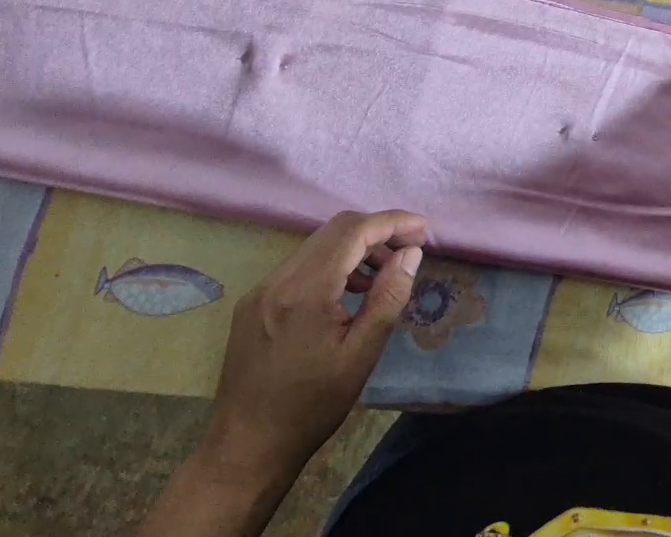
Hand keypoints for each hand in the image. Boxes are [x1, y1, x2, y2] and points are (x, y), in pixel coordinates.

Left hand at [198, 209, 428, 483]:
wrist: (246, 449)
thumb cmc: (311, 406)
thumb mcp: (361, 355)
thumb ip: (388, 297)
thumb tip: (411, 254)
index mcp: (304, 292)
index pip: (353, 232)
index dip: (393, 222)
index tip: (424, 229)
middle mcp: (278, 280)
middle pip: (335, 230)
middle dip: (378, 230)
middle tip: (412, 248)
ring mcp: (261, 290)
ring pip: (318, 245)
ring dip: (356, 247)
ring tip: (386, 272)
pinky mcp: (254, 304)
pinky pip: (301, 266)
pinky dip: (334, 264)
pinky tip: (352, 291)